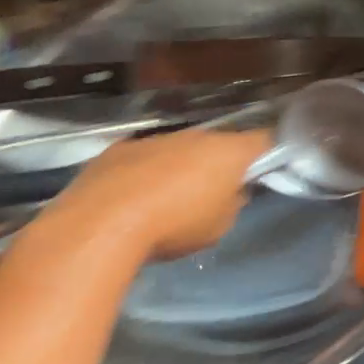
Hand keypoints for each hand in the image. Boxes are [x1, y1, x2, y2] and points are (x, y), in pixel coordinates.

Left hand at [47, 128, 270, 259]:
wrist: (97, 227)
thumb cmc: (173, 226)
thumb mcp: (219, 226)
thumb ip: (232, 203)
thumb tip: (230, 193)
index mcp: (230, 151)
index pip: (265, 140)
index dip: (267, 154)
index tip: (262, 172)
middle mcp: (196, 136)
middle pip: (217, 143)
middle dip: (217, 162)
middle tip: (212, 190)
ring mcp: (154, 139)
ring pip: (178, 149)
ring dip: (178, 166)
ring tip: (165, 198)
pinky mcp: (116, 150)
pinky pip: (141, 158)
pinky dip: (143, 172)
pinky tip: (130, 199)